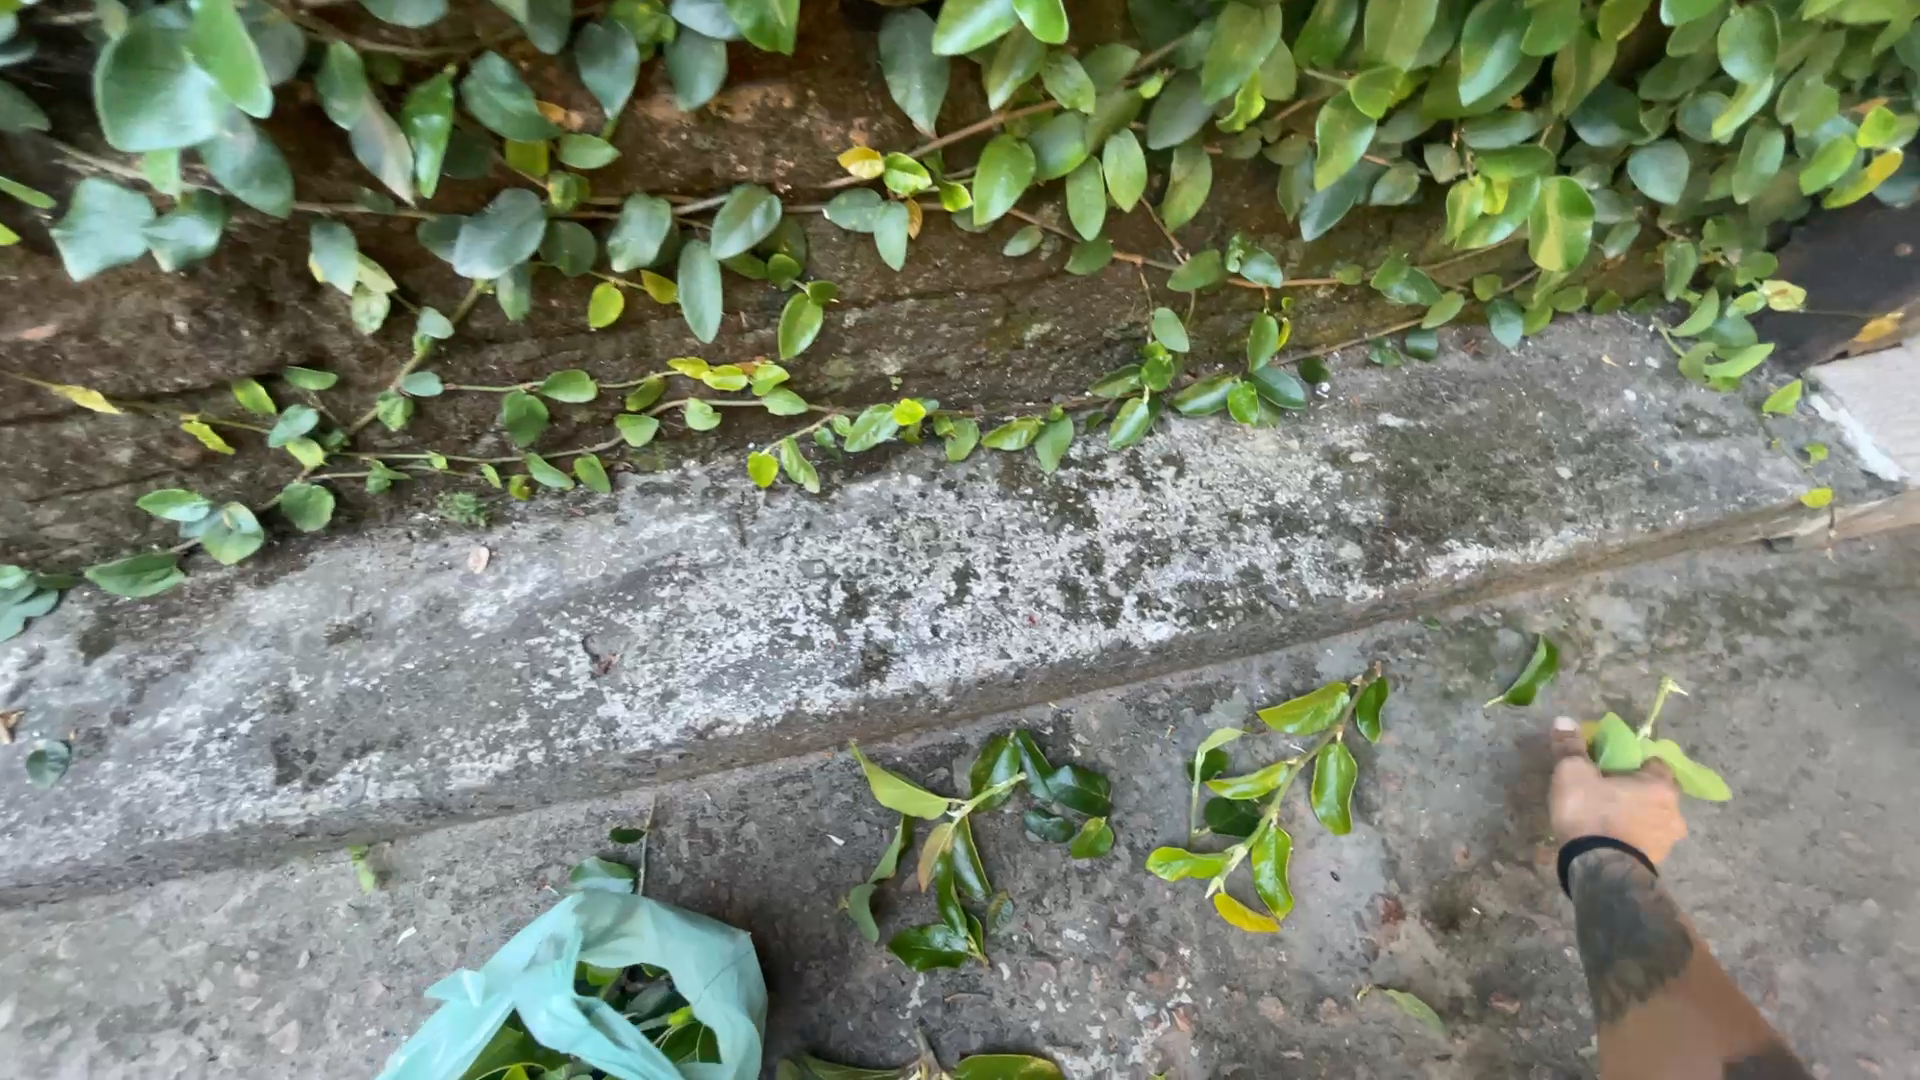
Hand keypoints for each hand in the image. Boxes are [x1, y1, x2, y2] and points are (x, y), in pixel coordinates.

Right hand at [1549, 716, 1687, 864]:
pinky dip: (1631, 832)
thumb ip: (1570, 747)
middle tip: (1606, 788)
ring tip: (1605, 813)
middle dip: (1635, 788)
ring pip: (1653, 816)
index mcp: (1660, 786)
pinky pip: (1645, 837)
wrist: (1599, 864)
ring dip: (1635, 812)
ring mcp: (1668, 839)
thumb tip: (1565, 720)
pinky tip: (1608, 833)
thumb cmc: (1591, 810)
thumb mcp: (1572, 772)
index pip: (1657, 763)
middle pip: (1656, 791)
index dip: (1636, 760)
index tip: (1614, 762)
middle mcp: (1675, 812)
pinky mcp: (1656, 859)